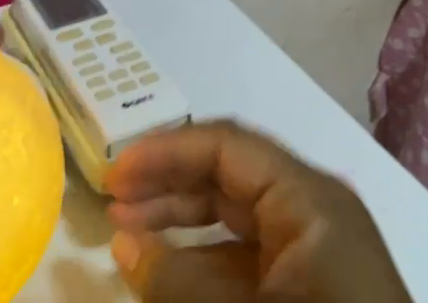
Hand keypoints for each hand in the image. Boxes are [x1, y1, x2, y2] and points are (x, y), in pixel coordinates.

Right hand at [106, 121, 411, 302]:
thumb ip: (179, 279)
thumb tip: (123, 243)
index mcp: (309, 197)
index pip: (226, 145)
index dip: (164, 152)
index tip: (115, 174)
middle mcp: (314, 209)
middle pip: (228, 174)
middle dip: (166, 183)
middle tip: (111, 201)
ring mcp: (316, 248)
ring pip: (234, 213)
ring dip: (179, 219)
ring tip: (126, 234)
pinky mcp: (313, 283)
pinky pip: (248, 253)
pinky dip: (204, 257)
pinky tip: (167, 272)